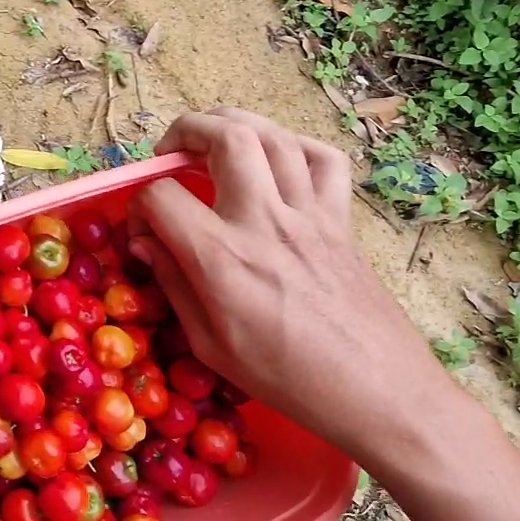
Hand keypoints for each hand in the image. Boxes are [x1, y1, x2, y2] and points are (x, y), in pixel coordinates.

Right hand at [126, 108, 447, 463]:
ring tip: (212, 141)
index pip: (161, 196)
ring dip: (234, 125)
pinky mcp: (342, 221)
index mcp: (222, 257)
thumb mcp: (210, 344)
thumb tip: (148, 244)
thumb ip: (173, 283)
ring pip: (274, 136)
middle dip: (186, 130)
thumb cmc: (286, 378)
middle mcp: (266, 222)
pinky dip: (294, 145)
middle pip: (226, 137)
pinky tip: (274, 161)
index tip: (144, 231)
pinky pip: (324, 159)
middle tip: (170, 153)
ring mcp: (311, 216)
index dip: (139, 207)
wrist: (379, 394)